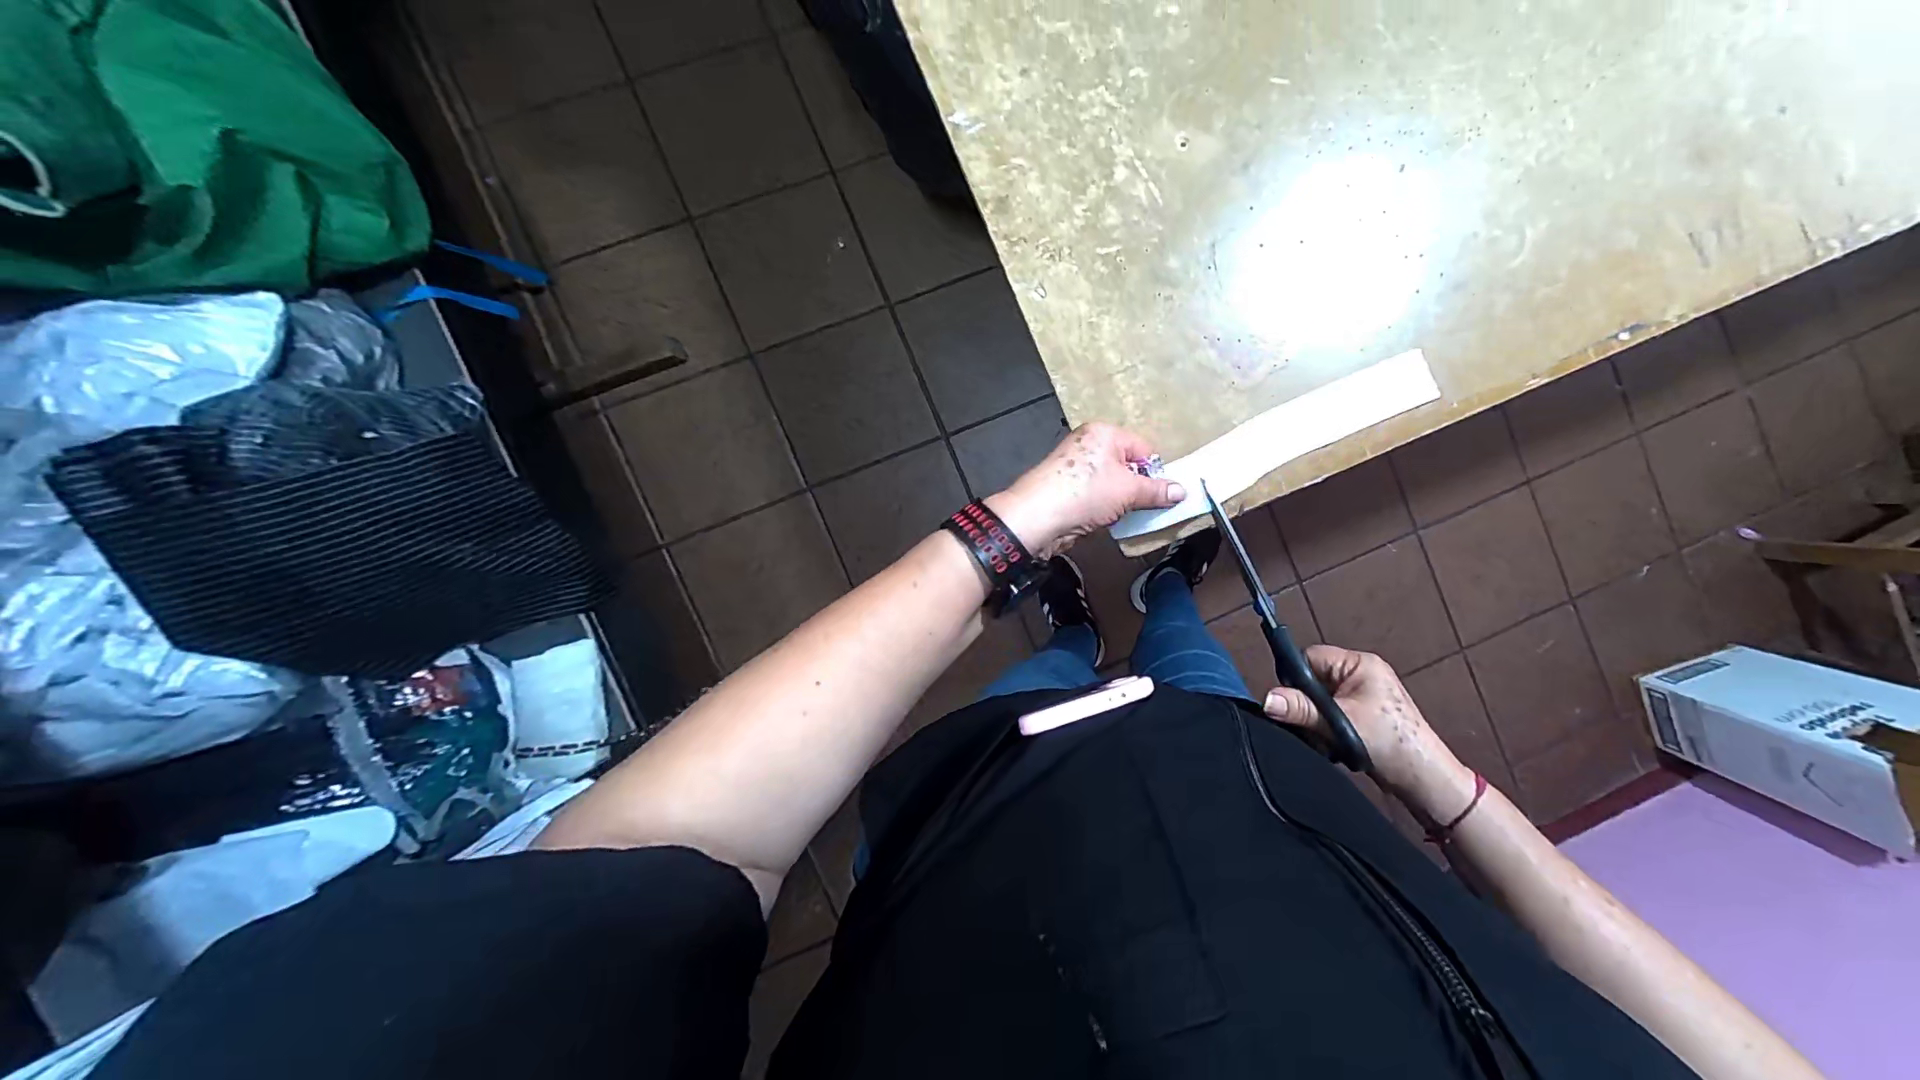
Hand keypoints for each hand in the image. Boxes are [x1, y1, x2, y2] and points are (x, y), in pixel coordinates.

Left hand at [985, 422, 1184, 557]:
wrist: (1037, 517)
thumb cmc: (1084, 494)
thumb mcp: (1128, 491)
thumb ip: (1157, 491)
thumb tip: (1182, 491)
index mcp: (1104, 433)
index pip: (1143, 449)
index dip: (1155, 472)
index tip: (1163, 494)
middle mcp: (1088, 445)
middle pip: (1127, 466)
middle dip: (1138, 488)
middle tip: (1146, 507)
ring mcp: (1074, 468)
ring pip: (1111, 484)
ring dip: (1121, 501)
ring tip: (1123, 515)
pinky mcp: (1066, 489)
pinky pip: (1095, 496)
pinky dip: (1103, 508)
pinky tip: (1104, 521)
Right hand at [1263, 645, 1477, 825]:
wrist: (1424, 782)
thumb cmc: (1397, 745)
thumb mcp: (1341, 722)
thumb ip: (1301, 709)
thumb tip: (1268, 698)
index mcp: (1360, 664)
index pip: (1310, 657)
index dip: (1296, 678)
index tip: (1292, 701)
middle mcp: (1359, 676)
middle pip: (1310, 681)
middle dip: (1307, 706)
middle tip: (1316, 725)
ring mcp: (1358, 698)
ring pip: (1315, 702)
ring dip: (1316, 723)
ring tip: (1329, 740)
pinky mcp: (1356, 718)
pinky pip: (1325, 717)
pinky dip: (1324, 732)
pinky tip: (1334, 746)